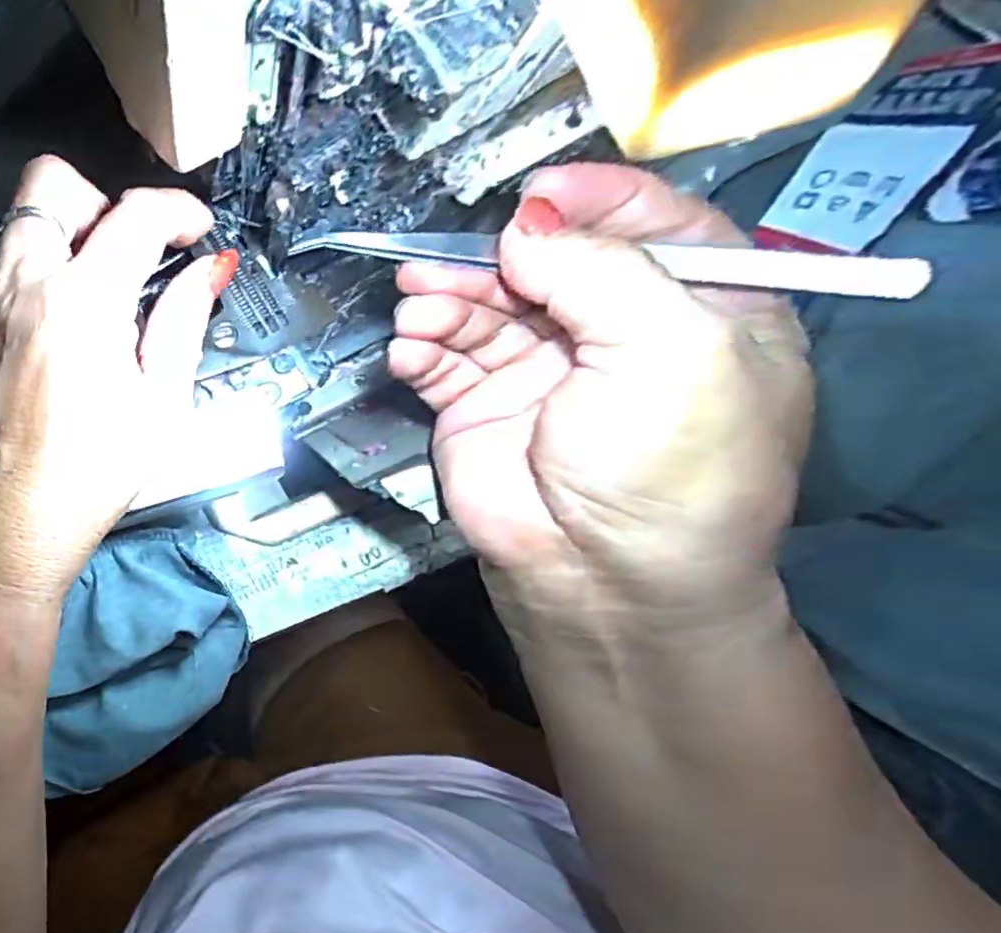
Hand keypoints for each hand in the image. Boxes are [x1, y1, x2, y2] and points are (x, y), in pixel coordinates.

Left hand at [0, 155, 235, 602]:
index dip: (176, 209)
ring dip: (53, 239)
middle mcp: (19, 289)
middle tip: (123, 249)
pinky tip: (41, 326)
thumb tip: (205, 272)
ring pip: (9, 229)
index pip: (134, 213)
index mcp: (81, 302)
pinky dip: (20, 279)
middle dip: (97, 200)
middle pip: (48, 183)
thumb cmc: (93, 478)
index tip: (192, 230)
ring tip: (82, 290)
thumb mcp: (159, 405)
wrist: (13, 528)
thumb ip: (181, 323)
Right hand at [389, 164, 814, 617]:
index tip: (533, 196)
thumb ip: (602, 274)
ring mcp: (534, 374)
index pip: (641, 228)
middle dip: (488, 260)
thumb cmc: (668, 464)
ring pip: (480, 313)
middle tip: (436, 260)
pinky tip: (408, 349)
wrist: (599, 571)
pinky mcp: (475, 411)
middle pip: (540, 269)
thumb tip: (527, 227)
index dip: (587, 203)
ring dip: (443, 304)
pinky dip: (420, 351)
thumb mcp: (672, 349)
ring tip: (416, 309)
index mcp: (690, 307)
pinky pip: (441, 364)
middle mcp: (607, 334)